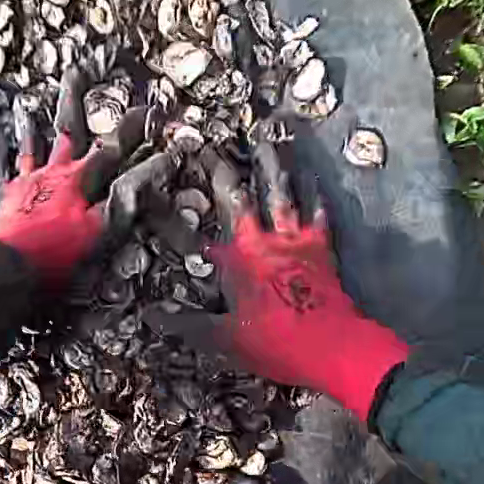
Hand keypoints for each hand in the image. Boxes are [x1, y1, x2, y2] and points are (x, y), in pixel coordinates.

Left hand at [0, 60, 163, 288]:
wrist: (7, 269)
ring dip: (35, 124)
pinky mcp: (7, 198)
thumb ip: (125, 199)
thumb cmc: (56, 254)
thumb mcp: (99, 231)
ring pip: (34, 145)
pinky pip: (3, 171)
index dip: (134, 128)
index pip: (113, 147)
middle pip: (69, 128)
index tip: (152, 109)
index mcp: (79, 180)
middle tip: (81, 67)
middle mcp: (53, 173)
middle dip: (78, 97)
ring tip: (30, 104)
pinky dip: (2, 157)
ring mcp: (28, 183)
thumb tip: (154, 171)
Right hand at [167, 137, 409, 421]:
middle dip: (221, 169)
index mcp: (235, 262)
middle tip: (210, 143)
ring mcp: (294, 240)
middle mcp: (262, 241)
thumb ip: (185, 325)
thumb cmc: (276, 342)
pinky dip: (314, 192)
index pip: (192, 233)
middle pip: (239, 197)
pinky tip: (312, 175)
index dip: (169, 213)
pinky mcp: (321, 247)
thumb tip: (149, 315)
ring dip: (271, 164)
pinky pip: (317, 211)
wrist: (334, 347)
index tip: (151, 196)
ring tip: (265, 137)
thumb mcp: (224, 339)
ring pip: (280, 192)